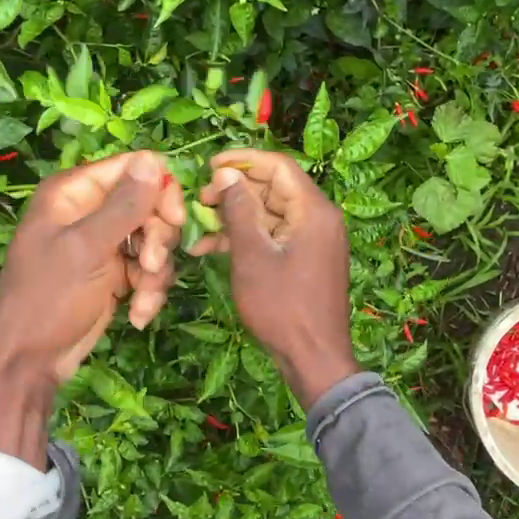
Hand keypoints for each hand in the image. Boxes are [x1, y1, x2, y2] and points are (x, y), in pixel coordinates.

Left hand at [0, 150, 184, 466]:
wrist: (28, 362)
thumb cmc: (47, 299)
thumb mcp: (87, 248)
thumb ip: (124, 205)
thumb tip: (155, 161)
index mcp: (74, 191)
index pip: (135, 168)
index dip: (160, 191)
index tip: (173, 221)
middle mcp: (89, 211)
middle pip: (150, 204)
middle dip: (158, 239)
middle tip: (152, 265)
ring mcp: (102, 243)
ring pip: (154, 240)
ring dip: (156, 272)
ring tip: (142, 300)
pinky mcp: (113, 273)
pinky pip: (148, 269)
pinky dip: (149, 291)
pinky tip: (138, 314)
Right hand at [192, 148, 359, 406]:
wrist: (314, 358)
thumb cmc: (282, 306)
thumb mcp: (252, 256)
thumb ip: (238, 211)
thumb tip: (226, 175)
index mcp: (314, 210)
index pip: (278, 166)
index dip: (242, 160)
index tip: (209, 166)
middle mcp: (319, 218)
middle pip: (274, 188)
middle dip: (235, 191)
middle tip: (200, 199)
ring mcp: (314, 240)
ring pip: (270, 214)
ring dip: (236, 217)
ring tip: (199, 226)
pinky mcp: (305, 259)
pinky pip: (274, 236)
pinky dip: (247, 239)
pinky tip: (212, 249)